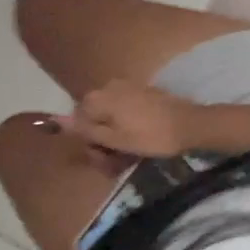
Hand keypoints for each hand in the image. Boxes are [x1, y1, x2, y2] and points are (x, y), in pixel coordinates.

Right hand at [58, 79, 203, 157]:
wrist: (193, 124)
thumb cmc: (153, 136)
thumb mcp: (117, 139)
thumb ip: (87, 130)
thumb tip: (56, 120)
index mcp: (95, 98)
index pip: (80, 122)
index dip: (90, 144)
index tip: (104, 162)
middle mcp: (108, 87)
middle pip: (97, 117)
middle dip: (104, 140)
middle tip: (117, 163)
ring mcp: (129, 87)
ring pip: (115, 115)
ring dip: (118, 134)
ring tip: (131, 155)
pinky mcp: (148, 93)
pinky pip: (131, 111)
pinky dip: (131, 125)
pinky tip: (142, 139)